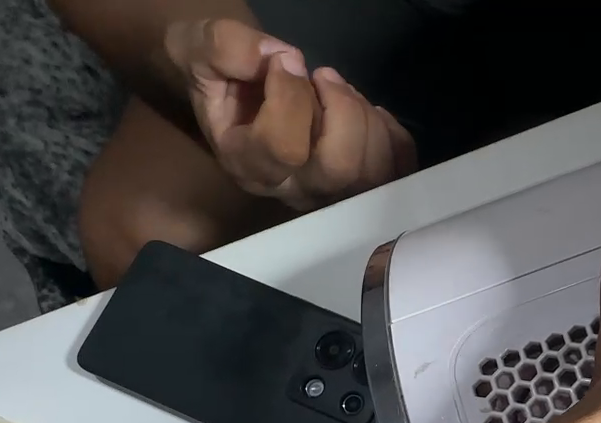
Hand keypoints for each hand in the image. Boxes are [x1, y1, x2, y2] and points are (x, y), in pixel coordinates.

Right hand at [162, 19, 416, 211]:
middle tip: (324, 76)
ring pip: (375, 172)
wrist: (243, 94)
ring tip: (340, 89)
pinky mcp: (369, 187)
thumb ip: (226, 49)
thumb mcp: (199, 49)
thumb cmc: (223, 77)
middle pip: (341, 168)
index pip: (284, 147)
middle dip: (343, 111)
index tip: (285, 63)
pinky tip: (369, 110)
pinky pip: (401, 169)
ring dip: (368, 118)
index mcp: (249, 165)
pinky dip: (394, 133)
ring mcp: (338, 195)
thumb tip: (281, 58)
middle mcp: (297, 190)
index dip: (291, 97)